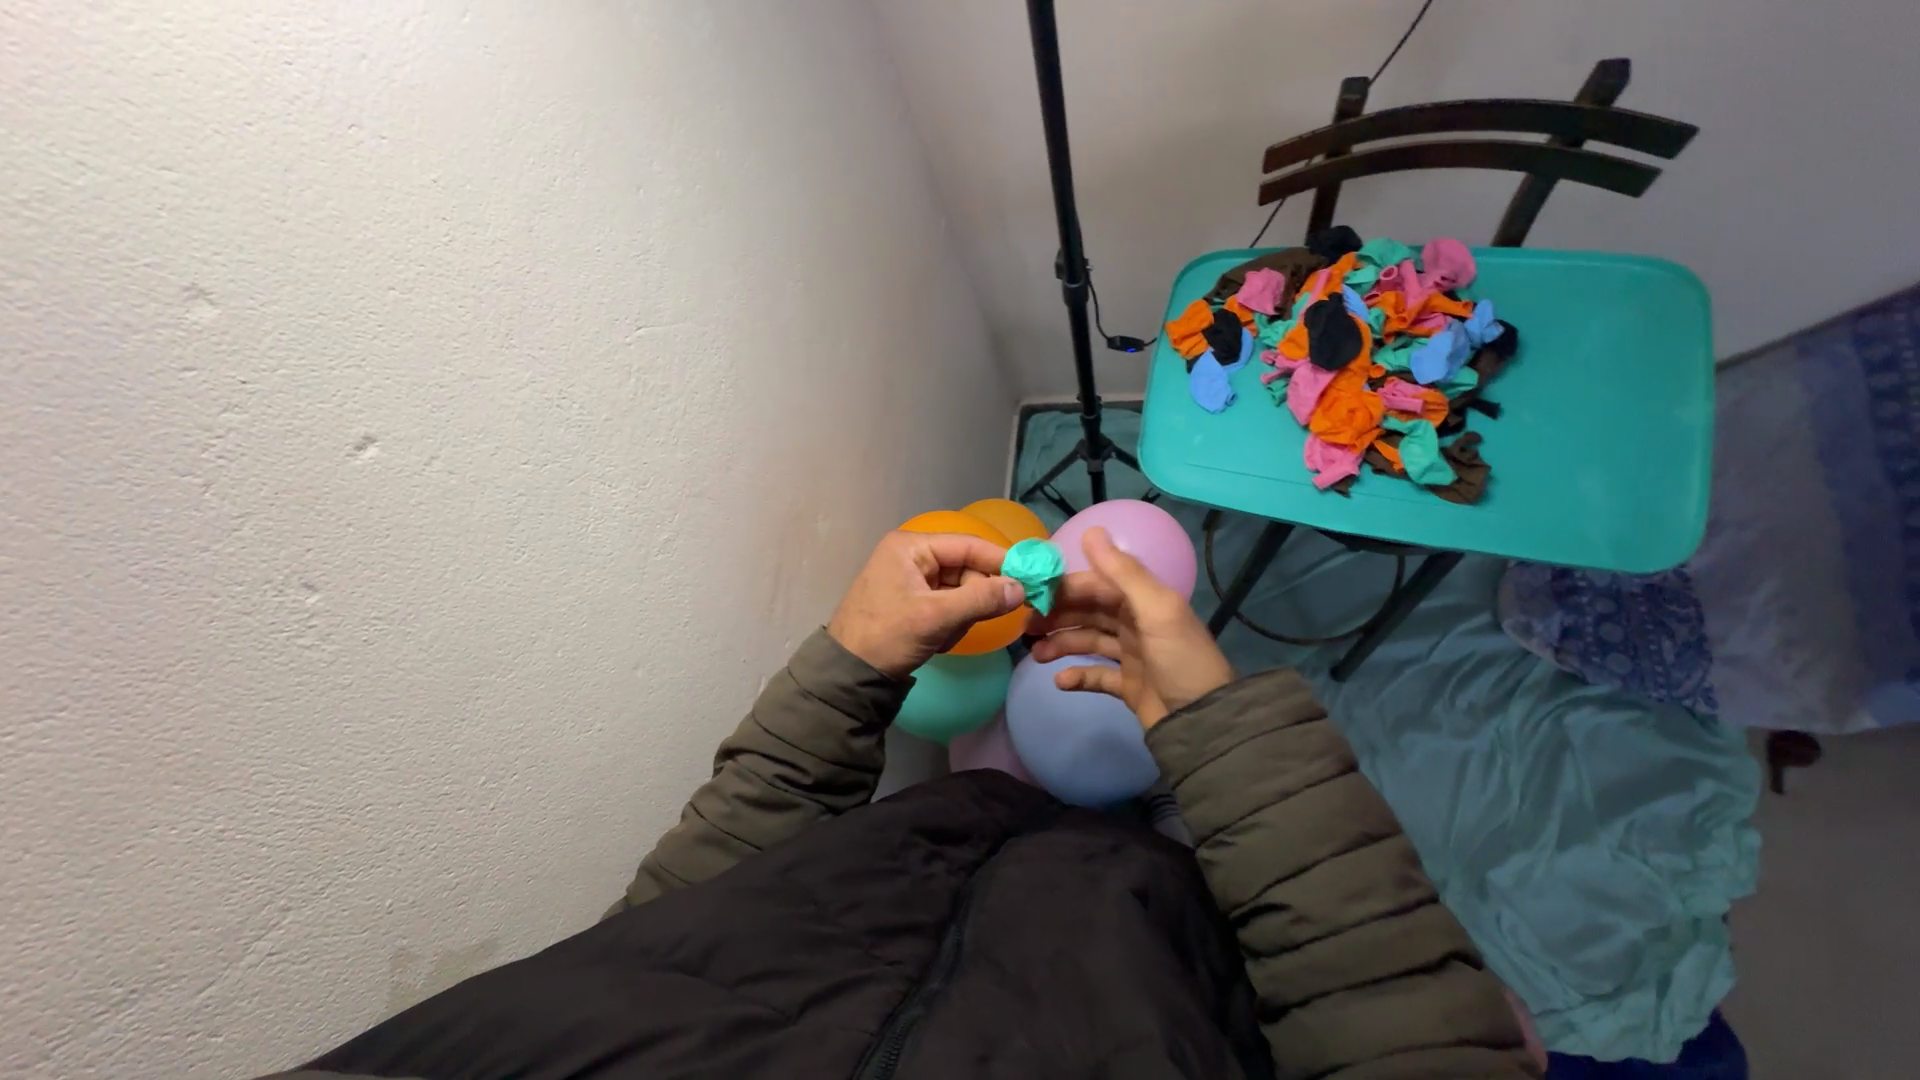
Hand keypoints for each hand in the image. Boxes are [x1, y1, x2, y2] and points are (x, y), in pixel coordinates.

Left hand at [827, 530, 1025, 678]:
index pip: (968, 545)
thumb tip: (1021, 589)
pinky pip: (947, 605)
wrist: (848, 675)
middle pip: (966, 568)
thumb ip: (980, 599)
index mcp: (911, 547)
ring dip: (961, 615)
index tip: (1031, 578)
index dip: (1000, 561)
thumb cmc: (887, 637)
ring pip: (959, 590)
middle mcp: (912, 555)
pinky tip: (937, 640)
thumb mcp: (936, 617)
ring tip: (943, 635)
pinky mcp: (913, 602)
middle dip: (975, 597)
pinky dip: (950, 623)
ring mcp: (912, 579)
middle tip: (979, 619)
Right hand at [1028, 527, 1233, 728]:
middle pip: (1090, 611)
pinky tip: (1060, 680)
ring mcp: (1133, 656)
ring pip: (1089, 641)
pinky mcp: (1129, 687)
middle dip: (1058, 615)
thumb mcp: (1157, 610)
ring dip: (1062, 644)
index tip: (1032, 594)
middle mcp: (1137, 623)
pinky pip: (1097, 676)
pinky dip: (1078, 676)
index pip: (1097, 585)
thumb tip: (1090, 531)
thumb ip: (1123, 572)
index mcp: (1145, 601)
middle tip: (1027, 626)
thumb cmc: (1181, 660)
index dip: (1066, 587)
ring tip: (1037, 654)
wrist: (1206, 724)